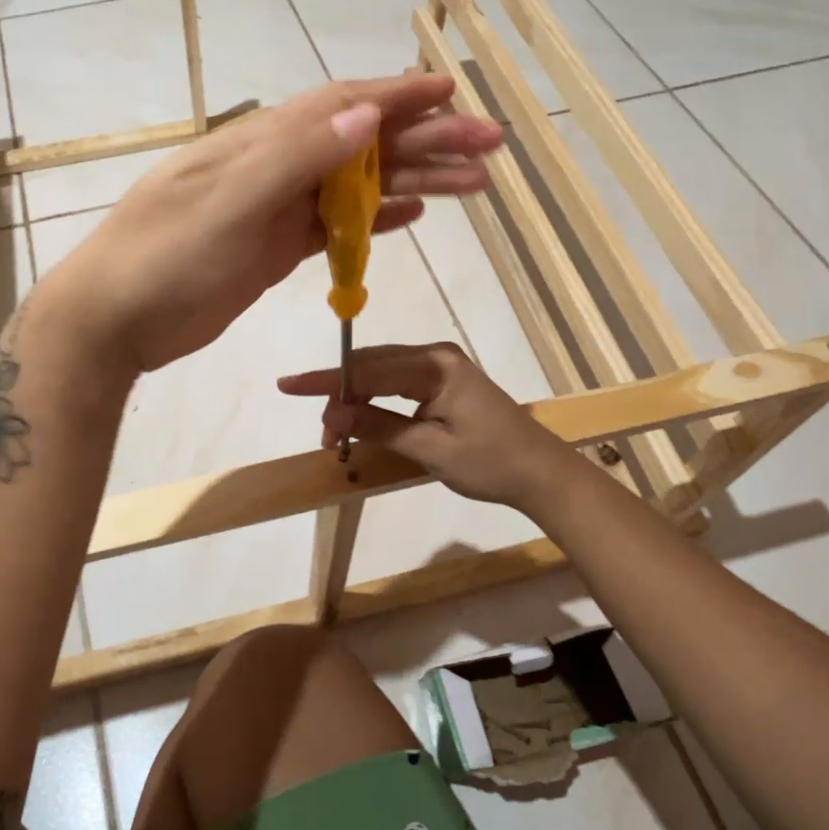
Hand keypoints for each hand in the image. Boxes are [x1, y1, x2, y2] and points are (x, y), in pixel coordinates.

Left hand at [42, 76, 502, 374]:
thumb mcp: (228, 203)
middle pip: (363, 145)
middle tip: (490, 147)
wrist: (112, 320)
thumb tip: (366, 115)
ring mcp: (276, 211)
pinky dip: (376, 220)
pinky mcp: (274, 251)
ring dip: (414, 182)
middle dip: (427, 142)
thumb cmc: (163, 257)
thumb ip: (296, 158)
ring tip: (473, 184)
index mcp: (262, 143)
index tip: (454, 93)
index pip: (342, 107)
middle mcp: (276, 167)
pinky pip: (336, 228)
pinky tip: (414, 216)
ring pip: (358, 187)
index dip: (398, 97)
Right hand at [276, 342, 585, 508]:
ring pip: (381, 375)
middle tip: (324, 437)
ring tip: (337, 438)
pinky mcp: (443, 383)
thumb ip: (379, 427)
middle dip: (339, 397)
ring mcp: (440, 368)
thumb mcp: (430, 450)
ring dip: (355, 402)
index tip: (288, 386)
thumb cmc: (490, 463)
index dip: (327, 381)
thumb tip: (332, 416)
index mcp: (435, 366)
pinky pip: (396, 384)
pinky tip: (360, 423)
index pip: (368, 369)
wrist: (540, 473)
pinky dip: (374, 403)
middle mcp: (435, 357)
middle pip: (371, 367)